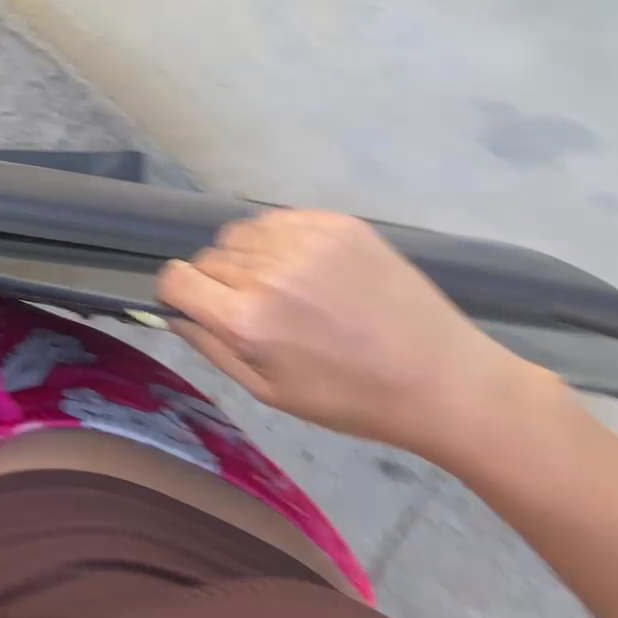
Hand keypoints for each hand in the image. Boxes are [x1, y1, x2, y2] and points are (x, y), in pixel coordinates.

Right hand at [157, 210, 552, 458]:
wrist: (444, 380)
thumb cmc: (349, 398)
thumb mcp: (268, 392)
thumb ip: (210, 347)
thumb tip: (173, 313)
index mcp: (246, 320)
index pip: (175, 278)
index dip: (179, 293)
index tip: (198, 305)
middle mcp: (266, 273)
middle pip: (207, 258)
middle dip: (219, 282)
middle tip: (259, 309)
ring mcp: (303, 242)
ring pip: (238, 235)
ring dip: (247, 257)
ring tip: (286, 285)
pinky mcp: (335, 223)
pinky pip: (276, 219)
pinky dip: (278, 239)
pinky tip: (309, 267)